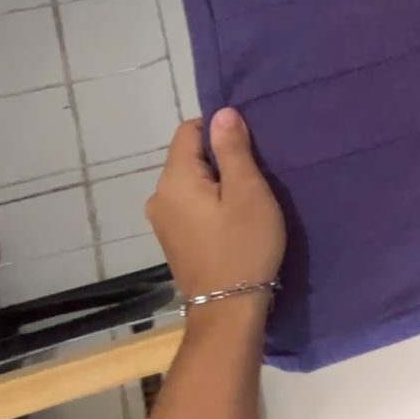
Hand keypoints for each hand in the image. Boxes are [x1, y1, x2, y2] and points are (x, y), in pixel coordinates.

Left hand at [148, 108, 285, 304]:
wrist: (229, 305)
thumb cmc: (244, 244)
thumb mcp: (248, 192)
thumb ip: (234, 150)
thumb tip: (223, 113)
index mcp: (174, 180)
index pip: (188, 131)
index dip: (220, 128)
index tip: (252, 144)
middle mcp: (159, 196)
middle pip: (190, 156)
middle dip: (223, 156)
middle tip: (260, 171)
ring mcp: (163, 219)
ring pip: (193, 180)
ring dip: (221, 179)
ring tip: (252, 194)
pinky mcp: (174, 236)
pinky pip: (193, 201)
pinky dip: (214, 199)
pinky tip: (237, 215)